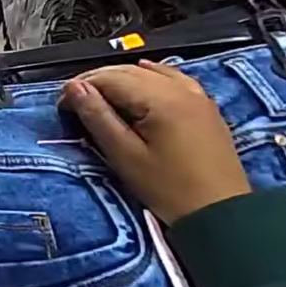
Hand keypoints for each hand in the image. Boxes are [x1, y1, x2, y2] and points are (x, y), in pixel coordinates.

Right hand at [59, 59, 250, 223]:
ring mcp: (196, 94)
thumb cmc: (170, 190)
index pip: (110, 78)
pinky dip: (151, 77)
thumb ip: (98, 118)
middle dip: (99, 81)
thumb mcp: (126, 157)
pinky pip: (172, 78)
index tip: (63, 106)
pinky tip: (143, 80)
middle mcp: (179, 87)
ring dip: (123, 79)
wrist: (222, 215)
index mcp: (159, 98)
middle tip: (76, 102)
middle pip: (129, 71)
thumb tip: (73, 88)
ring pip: (150, 72)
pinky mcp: (205, 106)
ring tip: (102, 97)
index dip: (82, 87)